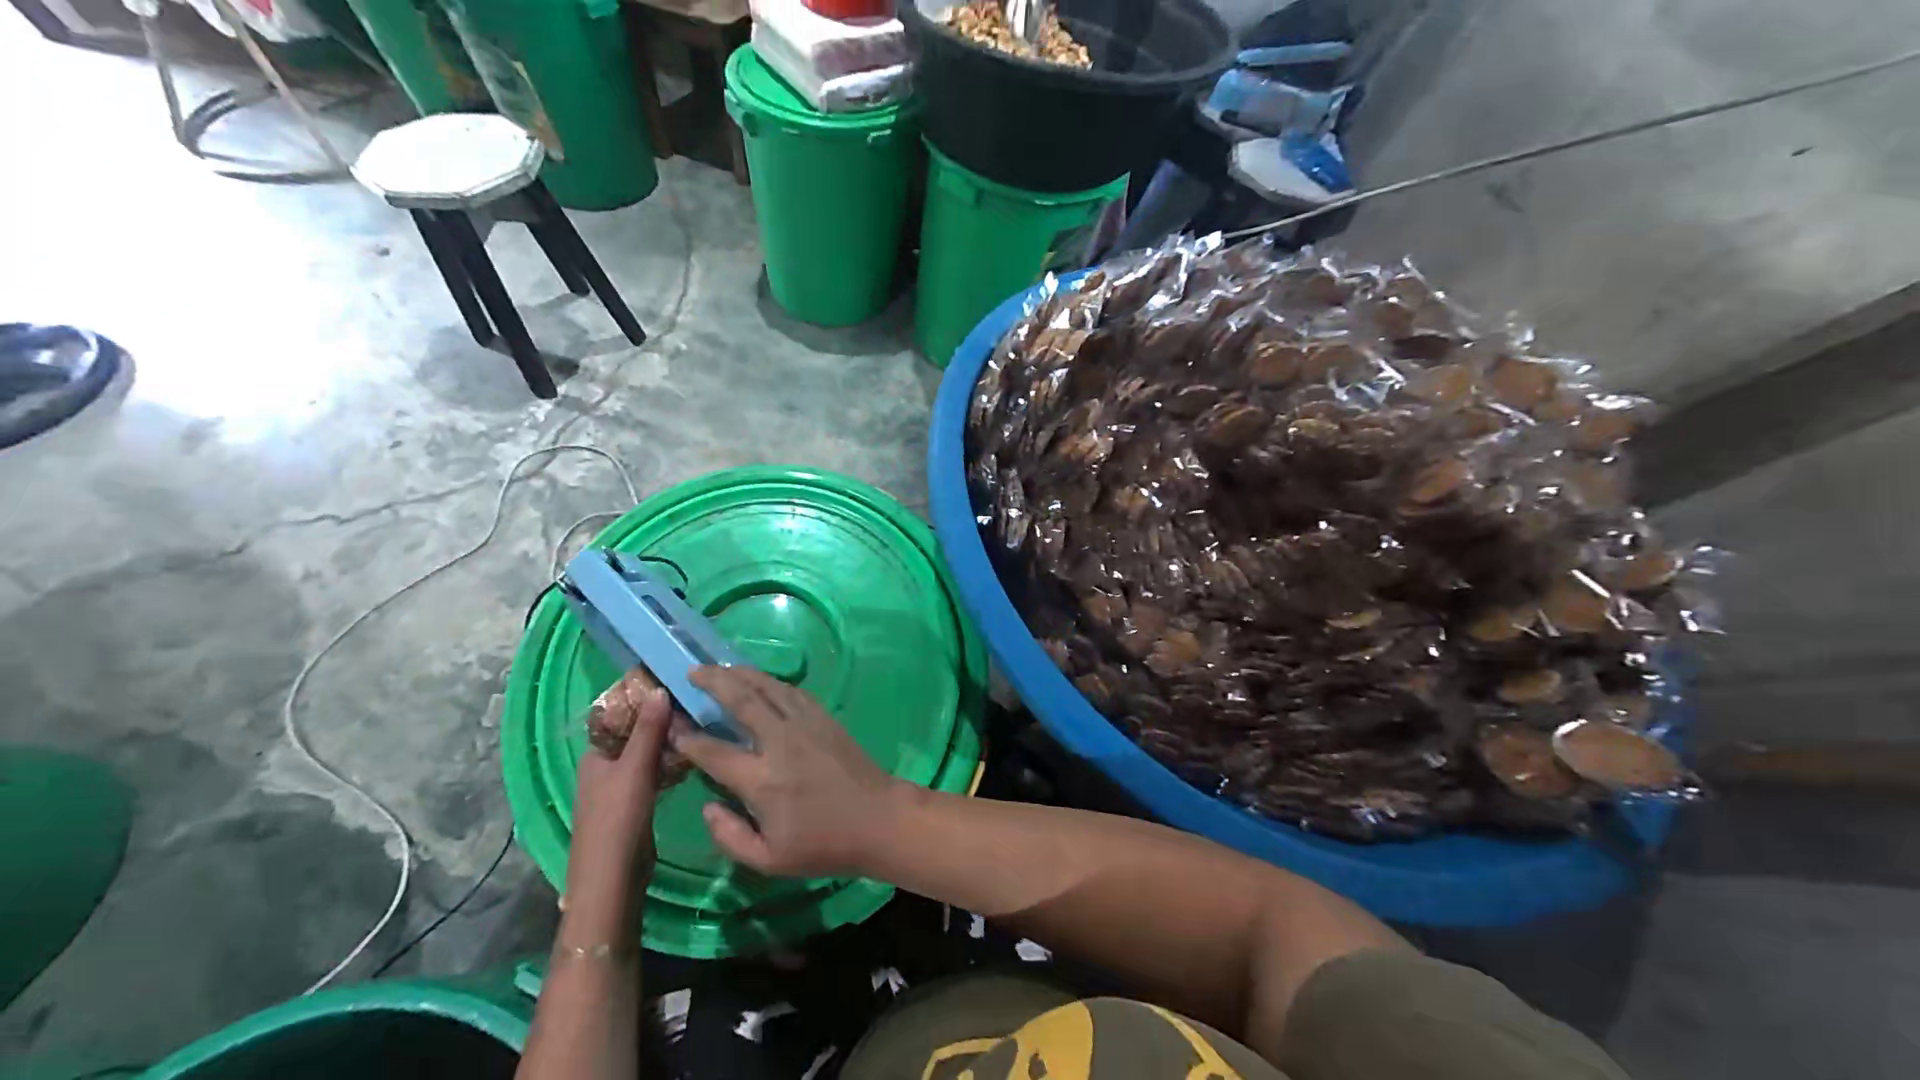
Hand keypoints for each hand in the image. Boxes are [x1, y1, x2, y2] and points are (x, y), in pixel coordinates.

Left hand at [564, 672, 681, 930]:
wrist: (612, 878)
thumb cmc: (616, 819)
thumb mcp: (633, 770)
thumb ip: (647, 731)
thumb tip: (660, 689)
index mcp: (595, 756)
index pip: (617, 716)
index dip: (641, 699)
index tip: (672, 683)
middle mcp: (604, 768)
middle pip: (634, 734)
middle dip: (659, 719)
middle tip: (693, 703)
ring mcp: (621, 787)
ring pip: (647, 754)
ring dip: (668, 741)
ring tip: (699, 724)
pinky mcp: (637, 803)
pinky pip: (655, 772)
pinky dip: (671, 763)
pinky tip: (693, 757)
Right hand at [672, 665, 903, 878]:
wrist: (878, 820)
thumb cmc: (822, 844)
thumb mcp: (769, 860)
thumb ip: (729, 836)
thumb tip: (706, 807)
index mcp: (761, 779)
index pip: (714, 752)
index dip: (689, 739)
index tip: (673, 727)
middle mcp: (780, 742)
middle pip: (741, 700)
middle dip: (713, 682)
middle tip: (692, 672)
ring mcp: (805, 724)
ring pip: (768, 687)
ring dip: (741, 673)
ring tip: (720, 668)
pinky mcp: (824, 717)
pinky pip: (791, 691)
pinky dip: (770, 681)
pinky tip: (760, 681)